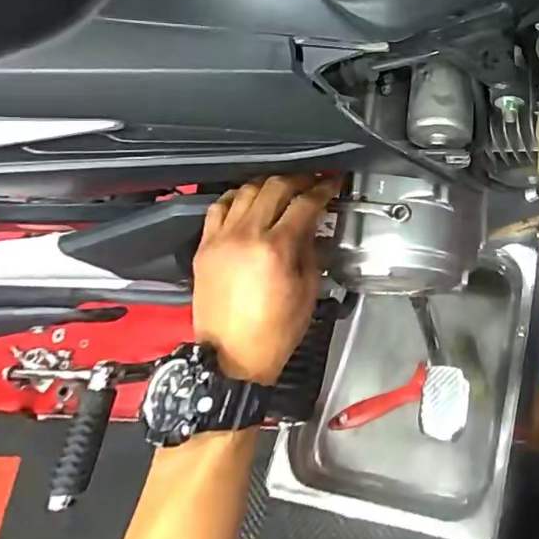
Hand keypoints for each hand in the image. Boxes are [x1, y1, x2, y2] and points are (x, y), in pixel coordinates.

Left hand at [191, 175, 340, 382]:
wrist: (230, 359)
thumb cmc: (275, 331)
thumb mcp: (307, 289)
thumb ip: (310, 248)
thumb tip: (312, 223)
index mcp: (276, 248)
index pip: (304, 203)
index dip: (324, 188)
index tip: (333, 183)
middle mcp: (246, 235)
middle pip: (275, 187)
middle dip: (299, 180)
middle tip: (313, 182)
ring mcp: (221, 239)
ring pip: (246, 191)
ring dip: (269, 184)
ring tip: (282, 189)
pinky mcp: (204, 247)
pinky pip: (219, 207)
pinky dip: (237, 197)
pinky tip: (249, 200)